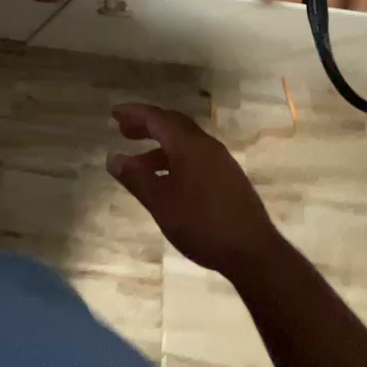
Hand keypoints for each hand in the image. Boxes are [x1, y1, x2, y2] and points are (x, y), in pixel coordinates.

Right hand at [107, 103, 282, 281]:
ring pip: (185, 142)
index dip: (133, 113)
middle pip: (172, 124)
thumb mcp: (160, 202)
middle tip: (123, 131)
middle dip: (146, 125)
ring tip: (140, 164)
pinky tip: (168, 181)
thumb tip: (112, 158)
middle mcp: (206, 145)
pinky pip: (196, 156)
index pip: (156, 117)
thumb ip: (135, 178)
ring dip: (160, 146)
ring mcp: (221, 161)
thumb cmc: (202, 224)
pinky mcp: (229, 177)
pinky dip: (175, 158)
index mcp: (188, 144)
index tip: (114, 113)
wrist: (254, 253)